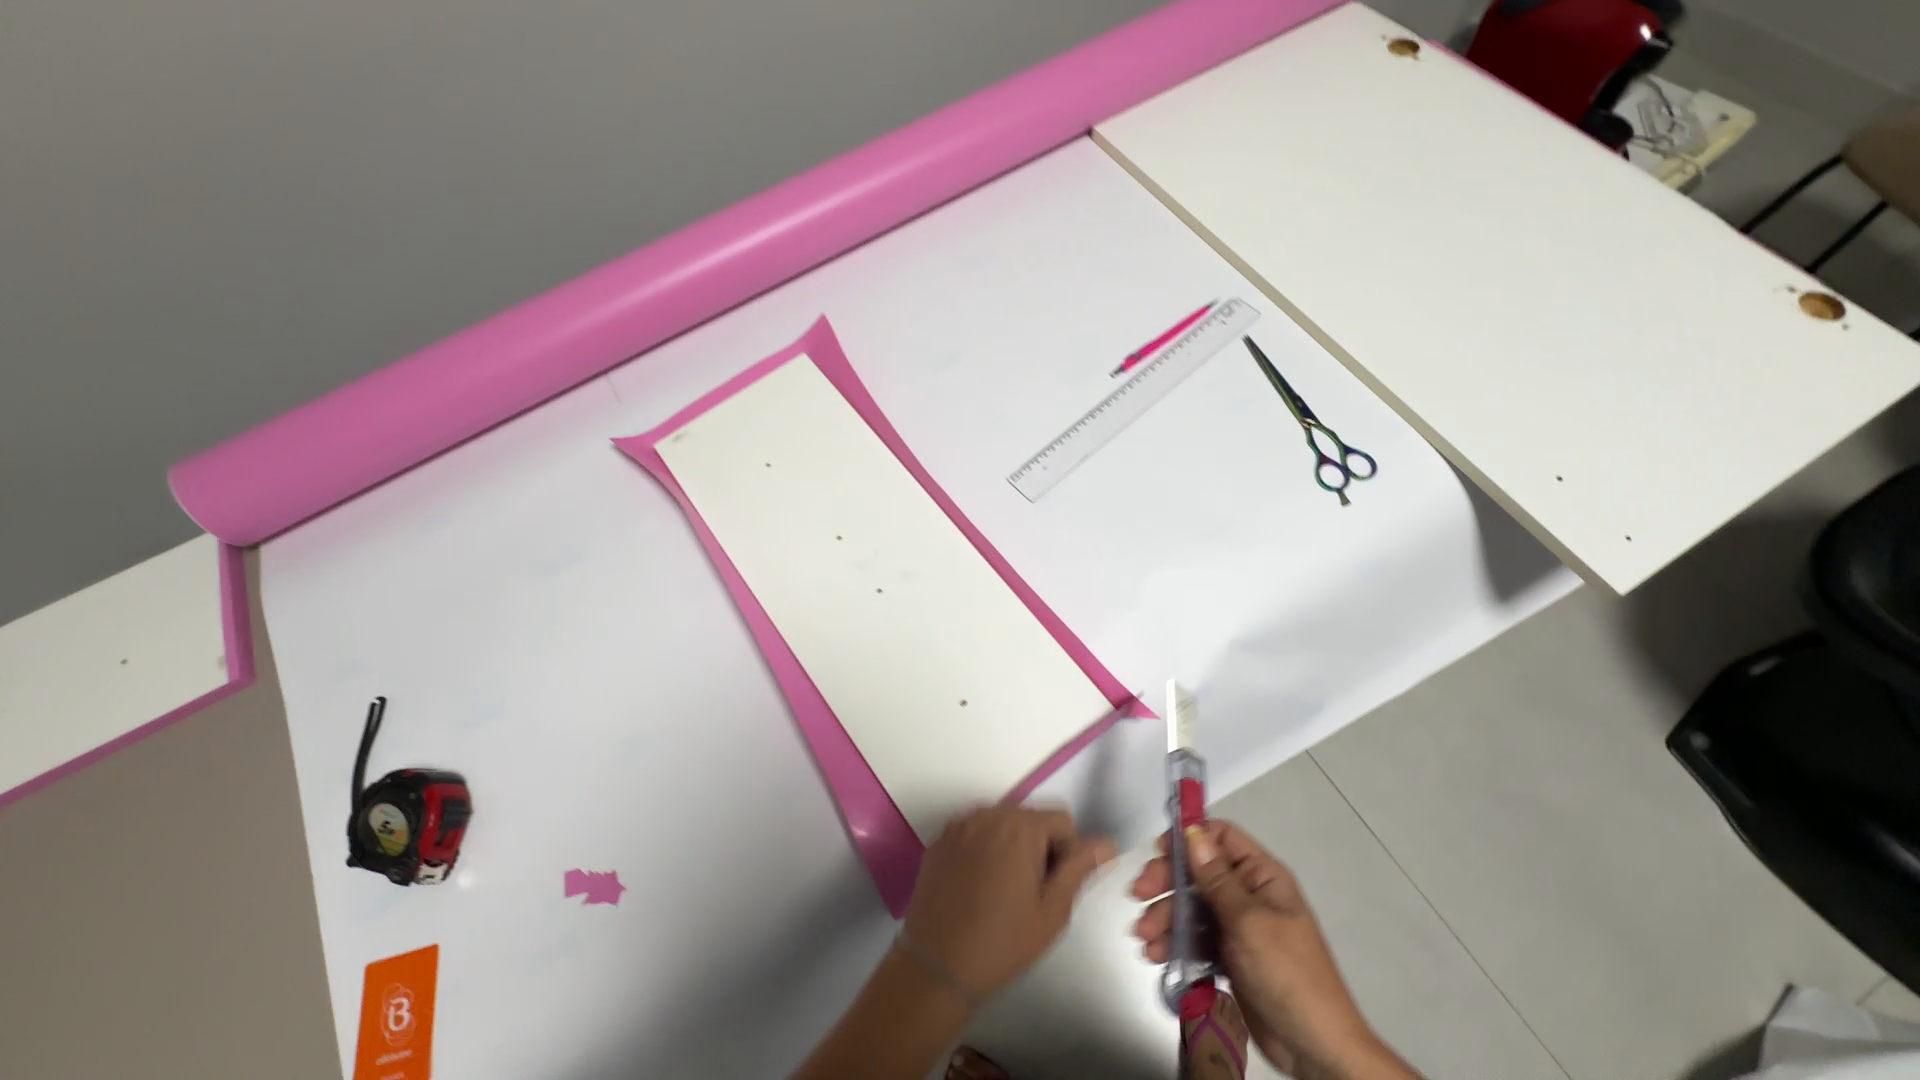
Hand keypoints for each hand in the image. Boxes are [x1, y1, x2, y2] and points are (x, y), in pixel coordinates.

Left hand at [903, 804, 1115, 1000]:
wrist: (936, 966)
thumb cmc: (1003, 941)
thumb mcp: (1053, 910)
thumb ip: (1080, 868)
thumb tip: (1107, 842)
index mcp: (1021, 827)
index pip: (1062, 820)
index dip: (1067, 852)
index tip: (1055, 886)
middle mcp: (988, 814)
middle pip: (1029, 818)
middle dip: (1039, 846)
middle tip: (1031, 892)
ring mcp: (959, 826)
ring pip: (1001, 824)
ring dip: (1011, 846)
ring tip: (1003, 891)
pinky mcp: (939, 841)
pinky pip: (973, 833)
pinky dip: (983, 850)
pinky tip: (977, 887)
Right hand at [1132, 822, 1417, 1079]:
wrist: (1313, 1044)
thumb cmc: (1287, 973)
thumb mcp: (1249, 921)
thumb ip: (1217, 878)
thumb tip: (1193, 832)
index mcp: (1262, 876)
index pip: (1221, 837)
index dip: (1188, 838)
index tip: (1156, 851)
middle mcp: (1248, 895)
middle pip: (1198, 873)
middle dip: (1166, 882)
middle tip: (1137, 897)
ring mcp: (1238, 927)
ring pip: (1191, 907)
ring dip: (1165, 918)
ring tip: (1145, 940)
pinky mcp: (1229, 956)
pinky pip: (1195, 939)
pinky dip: (1175, 944)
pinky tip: (1157, 955)